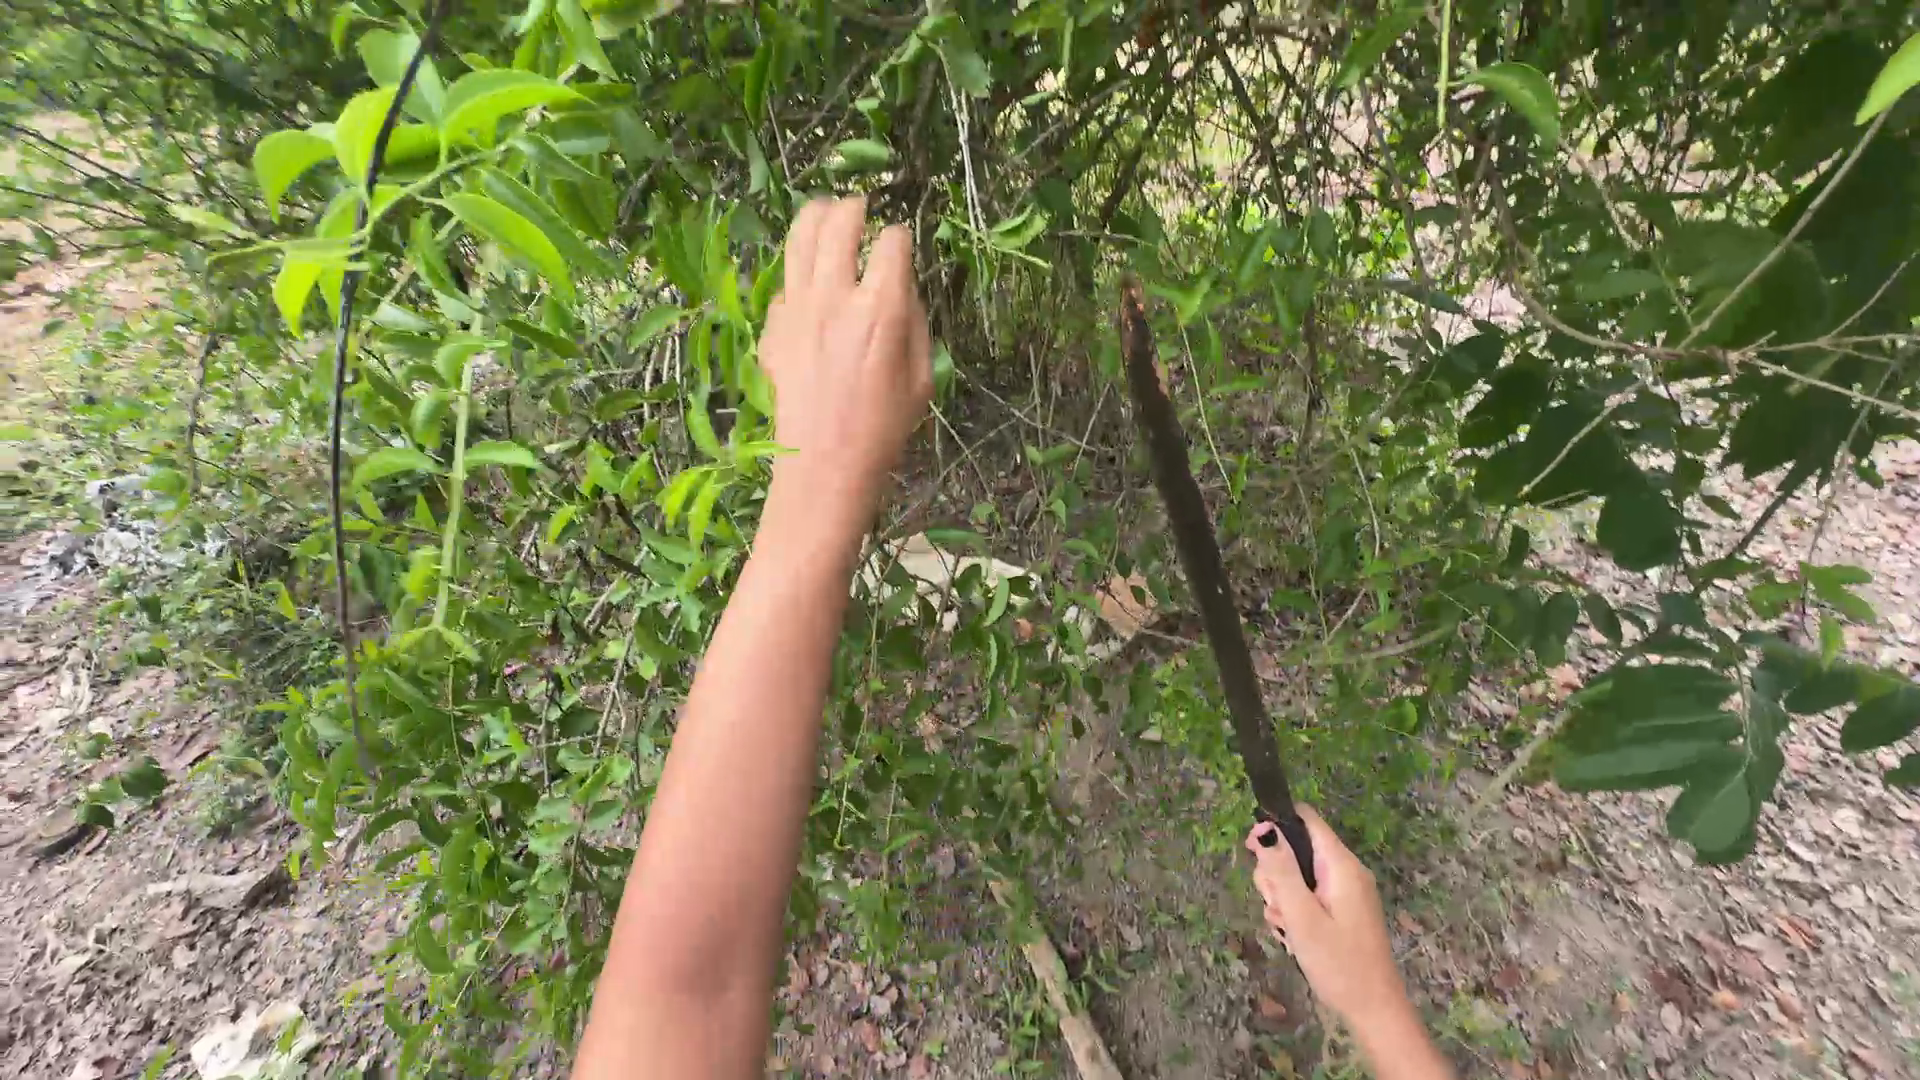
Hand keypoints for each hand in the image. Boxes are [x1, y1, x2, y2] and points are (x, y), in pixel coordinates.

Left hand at [760, 196, 931, 525]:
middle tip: (860, 208)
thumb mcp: (922, 378)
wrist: (825, 464)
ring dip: (816, 217)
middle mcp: (835, 297)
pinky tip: (809, 287)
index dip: (900, 237)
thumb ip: (914, 322)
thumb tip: (901, 287)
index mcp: (880, 310)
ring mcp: (796, 309)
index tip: (901, 244)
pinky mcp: (772, 328)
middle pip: (839, 222)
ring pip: (799, 238)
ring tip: (825, 214)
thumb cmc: (884, 428)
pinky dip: (798, 275)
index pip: (891, 242)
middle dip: (854, 207)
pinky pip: (784, 284)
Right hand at [1245, 807, 1408, 1028]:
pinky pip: (1307, 894)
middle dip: (1275, 872)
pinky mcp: (1341, 909)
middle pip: (1295, 847)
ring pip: (1296, 873)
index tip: (1252, 850)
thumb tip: (1263, 827)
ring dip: (1281, 896)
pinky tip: (1293, 934)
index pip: (1304, 817)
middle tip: (1276, 904)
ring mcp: (1344, 891)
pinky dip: (1294, 910)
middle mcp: (1345, 871)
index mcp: (1340, 865)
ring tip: (1286, 926)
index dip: (1274, 825)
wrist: (1375, 1014)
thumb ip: (1281, 869)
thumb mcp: (1301, 915)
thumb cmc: (1338, 963)